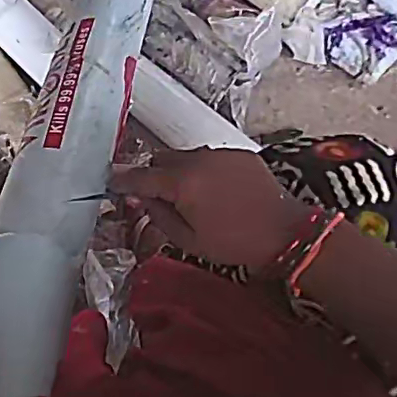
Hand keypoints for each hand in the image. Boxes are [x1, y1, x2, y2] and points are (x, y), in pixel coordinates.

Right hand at [112, 147, 311, 269]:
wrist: (285, 233)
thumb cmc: (232, 243)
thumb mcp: (186, 239)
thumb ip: (157, 215)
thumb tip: (141, 199)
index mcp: (182, 182)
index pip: (140, 177)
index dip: (122, 181)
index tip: (110, 184)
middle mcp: (198, 159)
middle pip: (159, 159)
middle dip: (151, 175)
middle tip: (152, 197)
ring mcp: (220, 153)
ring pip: (183, 156)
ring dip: (176, 171)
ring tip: (184, 195)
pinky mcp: (238, 154)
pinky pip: (207, 157)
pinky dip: (200, 169)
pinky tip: (209, 190)